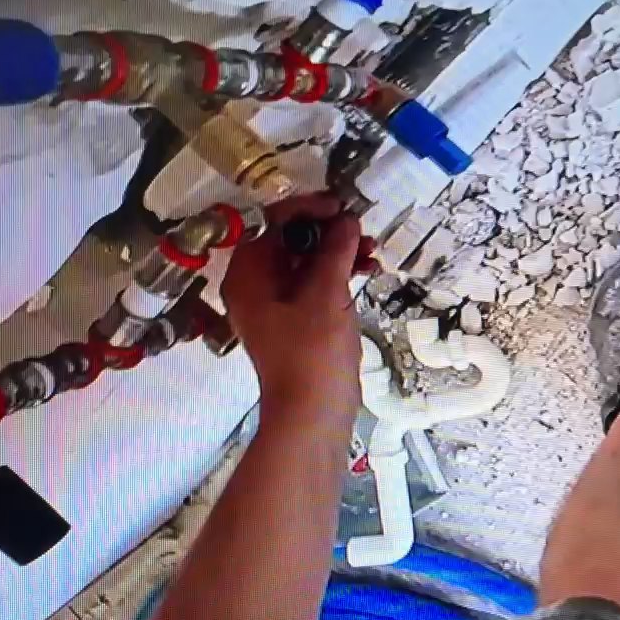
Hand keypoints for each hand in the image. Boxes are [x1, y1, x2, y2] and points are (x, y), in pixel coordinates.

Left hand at [221, 194, 363, 434]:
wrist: (313, 413)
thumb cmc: (312, 354)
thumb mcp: (325, 294)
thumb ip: (335, 250)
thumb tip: (347, 220)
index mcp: (248, 275)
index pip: (271, 222)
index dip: (307, 208)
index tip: (341, 206)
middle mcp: (255, 285)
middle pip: (288, 240)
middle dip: (327, 230)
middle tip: (361, 227)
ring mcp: (275, 304)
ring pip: (304, 261)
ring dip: (337, 251)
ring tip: (371, 250)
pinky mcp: (296, 320)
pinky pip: (312, 283)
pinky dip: (336, 274)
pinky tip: (366, 269)